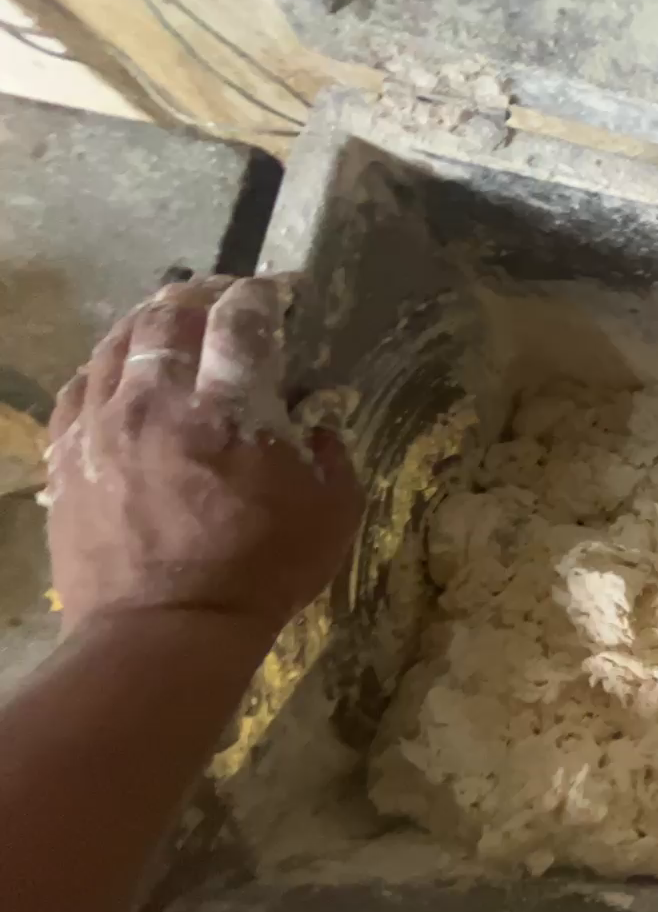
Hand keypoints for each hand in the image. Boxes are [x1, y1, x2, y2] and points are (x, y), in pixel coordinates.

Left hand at [43, 276, 361, 637]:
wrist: (170, 622)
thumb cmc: (271, 564)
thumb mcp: (335, 506)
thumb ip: (327, 450)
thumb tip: (309, 420)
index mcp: (234, 414)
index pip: (244, 325)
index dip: (267, 295)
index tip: (288, 289)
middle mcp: (159, 402)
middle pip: (171, 318)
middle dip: (207, 294)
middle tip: (235, 293)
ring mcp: (103, 423)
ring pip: (117, 341)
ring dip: (154, 318)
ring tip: (180, 313)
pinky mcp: (69, 450)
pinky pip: (82, 382)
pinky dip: (111, 359)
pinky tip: (129, 362)